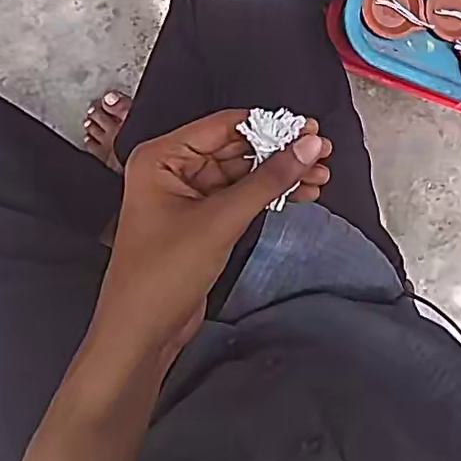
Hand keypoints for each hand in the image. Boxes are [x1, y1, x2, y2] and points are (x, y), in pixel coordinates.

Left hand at [94, 110, 331, 359]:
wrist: (141, 336)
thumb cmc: (158, 278)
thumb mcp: (220, 220)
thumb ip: (268, 180)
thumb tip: (304, 148)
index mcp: (161, 157)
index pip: (224, 125)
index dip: (269, 125)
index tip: (305, 129)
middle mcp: (173, 169)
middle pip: (238, 146)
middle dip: (280, 151)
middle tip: (318, 151)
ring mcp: (189, 194)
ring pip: (245, 171)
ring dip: (281, 174)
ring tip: (318, 174)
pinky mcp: (203, 216)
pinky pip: (243, 193)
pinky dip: (271, 193)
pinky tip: (300, 193)